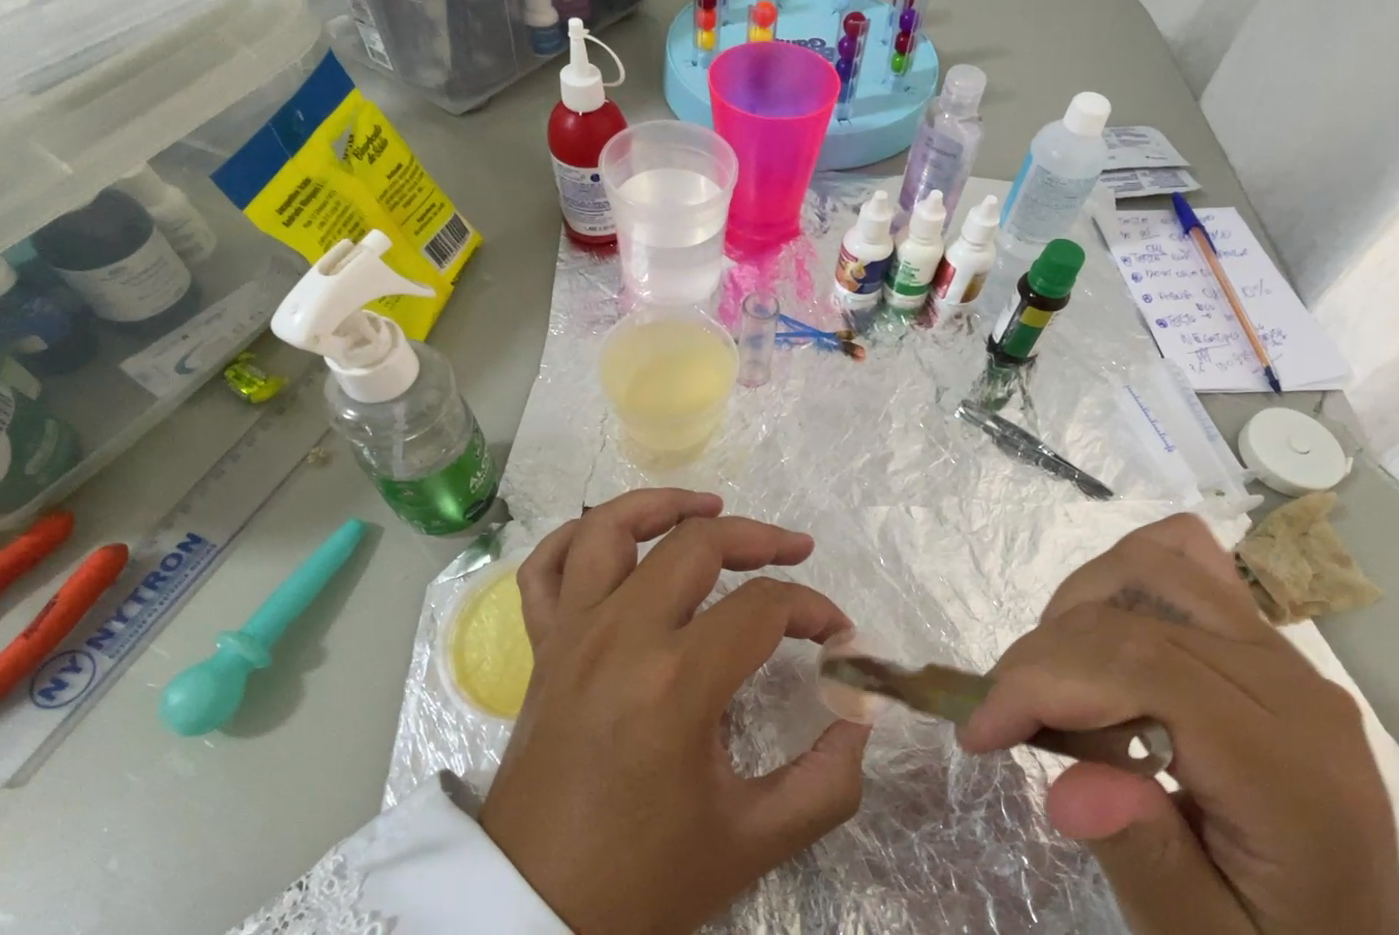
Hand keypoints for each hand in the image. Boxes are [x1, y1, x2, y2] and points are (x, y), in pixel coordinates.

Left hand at [482, 490, 871, 933]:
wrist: (537, 907)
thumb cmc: (644, 878)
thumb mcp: (754, 840)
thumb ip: (826, 781)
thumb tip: (861, 720)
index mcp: (677, 682)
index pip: (763, 608)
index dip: (813, 610)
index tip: (836, 637)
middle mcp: (620, 637)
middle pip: (696, 544)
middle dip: (759, 538)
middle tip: (796, 552)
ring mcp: (571, 636)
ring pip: (610, 529)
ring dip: (664, 505)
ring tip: (712, 506)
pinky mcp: (541, 649)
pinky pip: (545, 568)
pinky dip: (578, 536)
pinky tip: (617, 538)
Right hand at [960, 514, 1398, 934]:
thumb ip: (1151, 867)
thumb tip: (1070, 787)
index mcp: (1288, 768)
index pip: (1140, 669)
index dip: (1041, 683)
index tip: (979, 734)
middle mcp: (1292, 687)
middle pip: (1131, 615)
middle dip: (1040, 660)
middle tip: (1003, 726)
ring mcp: (1282, 653)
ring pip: (1150, 568)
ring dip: (1074, 616)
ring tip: (1055, 690)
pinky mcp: (1266, 642)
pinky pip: (1189, 563)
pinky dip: (1125, 580)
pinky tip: (1102, 637)